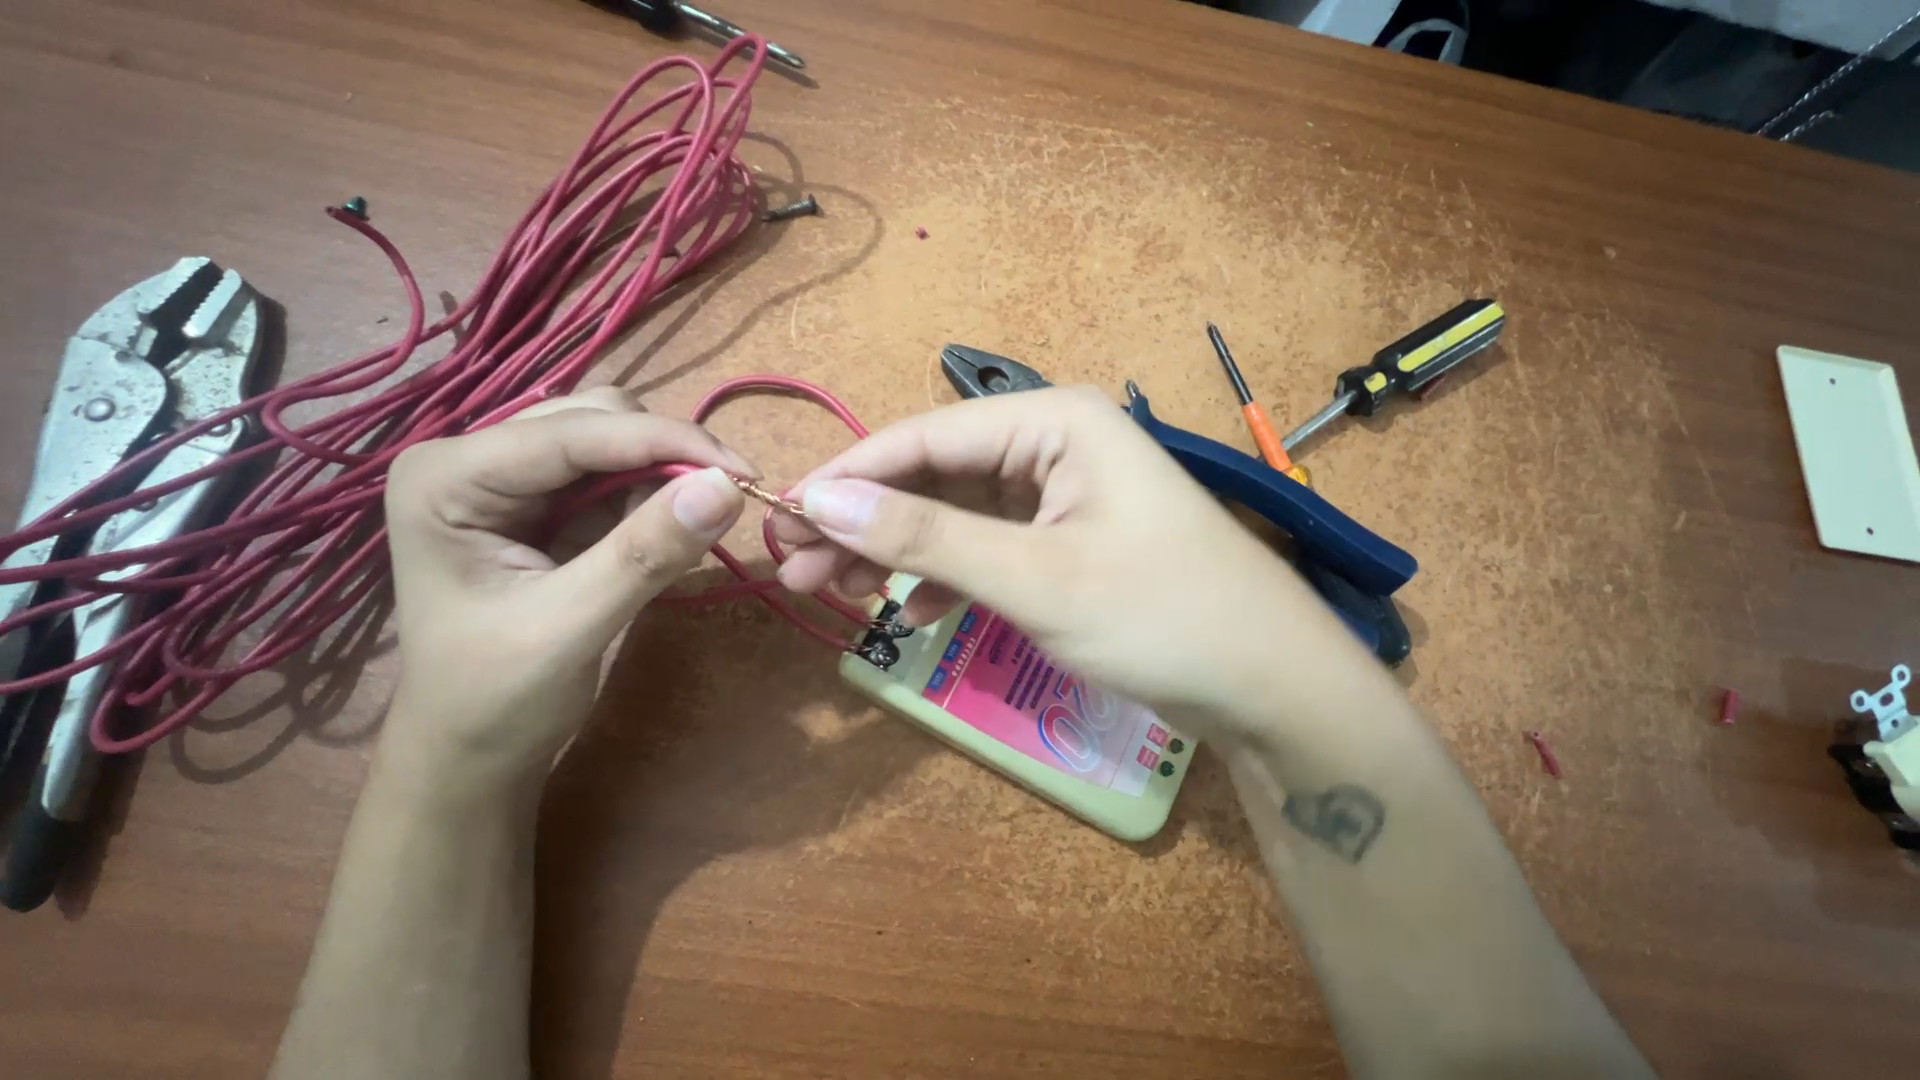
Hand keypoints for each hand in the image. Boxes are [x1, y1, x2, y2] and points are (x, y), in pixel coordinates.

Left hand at [379, 387, 752, 791]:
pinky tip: (670, 531)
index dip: (664, 443)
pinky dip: (656, 497)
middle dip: (664, 456)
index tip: (746, 472)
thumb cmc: (497, 699)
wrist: (473, 754)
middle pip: (594, 420)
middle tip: (723, 503)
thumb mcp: (570, 627)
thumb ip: (645, 553)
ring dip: (664, 475)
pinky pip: (618, 476)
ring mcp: (511, 479)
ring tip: (691, 527)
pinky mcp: (547, 504)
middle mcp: (474, 459)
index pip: (572, 432)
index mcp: (448, 477)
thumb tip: (730, 485)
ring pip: (613, 440)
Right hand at [772, 386, 1378, 738]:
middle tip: (792, 568)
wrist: (1266, 685)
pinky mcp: (1065, 544)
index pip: (923, 437)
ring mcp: (1060, 496)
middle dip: (865, 520)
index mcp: (1053, 421)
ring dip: (896, 550)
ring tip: (832, 590)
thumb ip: (927, 535)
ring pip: (954, 514)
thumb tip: (819, 501)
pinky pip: (986, 547)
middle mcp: (1053, 443)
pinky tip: (905, 609)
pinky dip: (943, 575)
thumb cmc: (1158, 614)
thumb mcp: (1034, 574)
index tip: (777, 515)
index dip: (847, 477)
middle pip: (933, 475)